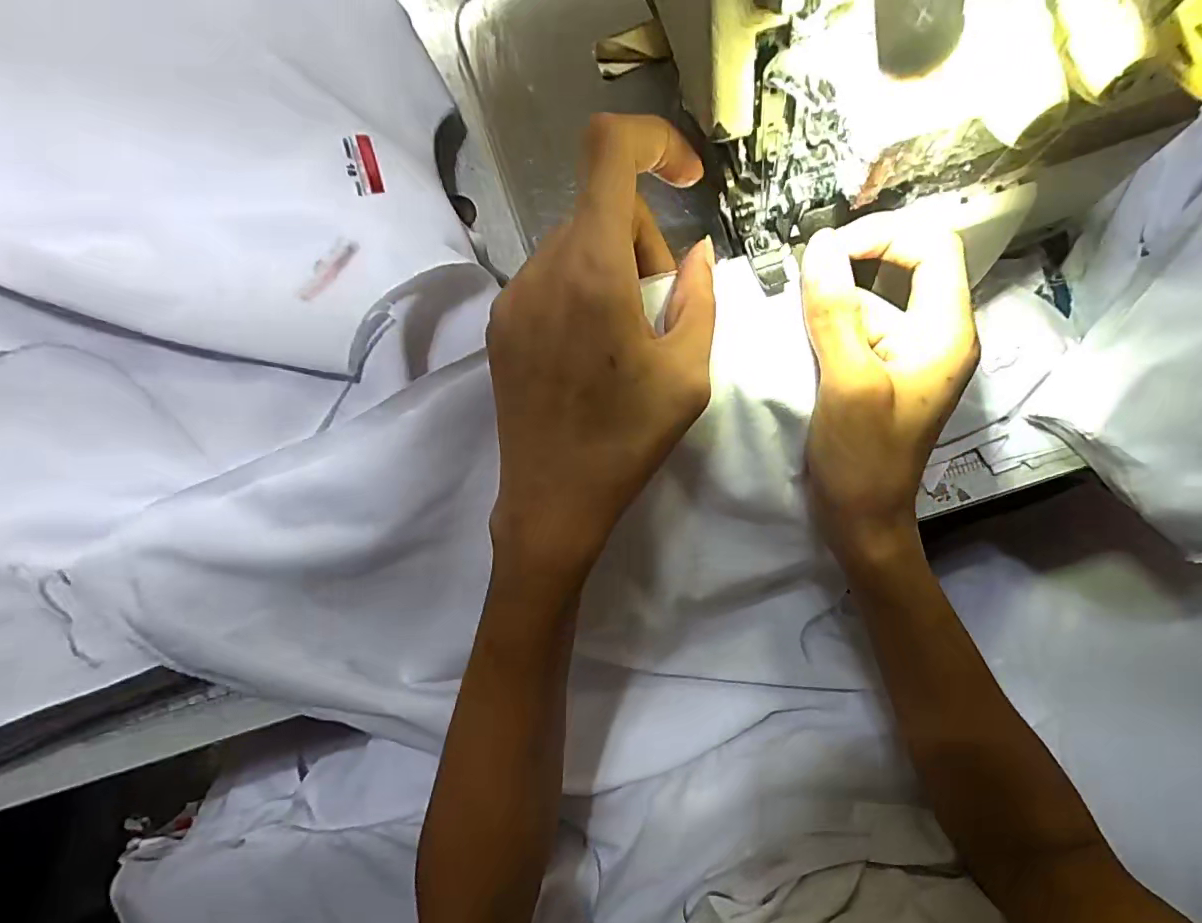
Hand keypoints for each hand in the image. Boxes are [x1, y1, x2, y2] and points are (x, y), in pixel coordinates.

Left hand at [485, 113, 718, 578]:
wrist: (551, 500)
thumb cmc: (627, 442)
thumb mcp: (688, 375)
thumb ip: (701, 300)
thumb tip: (698, 253)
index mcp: (593, 271)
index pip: (608, 150)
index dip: (654, 142)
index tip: (688, 180)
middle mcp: (543, 267)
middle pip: (600, 208)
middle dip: (644, 243)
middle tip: (662, 312)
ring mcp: (513, 295)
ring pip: (576, 244)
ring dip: (613, 270)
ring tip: (627, 342)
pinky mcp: (501, 323)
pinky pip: (551, 277)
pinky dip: (583, 291)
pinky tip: (593, 354)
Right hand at [801, 213, 977, 567]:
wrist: (863, 522)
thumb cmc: (864, 460)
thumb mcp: (848, 383)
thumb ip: (835, 313)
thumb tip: (820, 246)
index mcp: (946, 333)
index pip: (932, 246)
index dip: (884, 234)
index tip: (831, 254)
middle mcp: (935, 336)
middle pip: (901, 269)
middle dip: (850, 270)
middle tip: (804, 288)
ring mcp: (908, 357)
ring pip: (873, 302)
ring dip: (833, 303)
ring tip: (796, 325)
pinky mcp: (884, 374)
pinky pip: (859, 332)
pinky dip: (830, 329)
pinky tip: (802, 343)